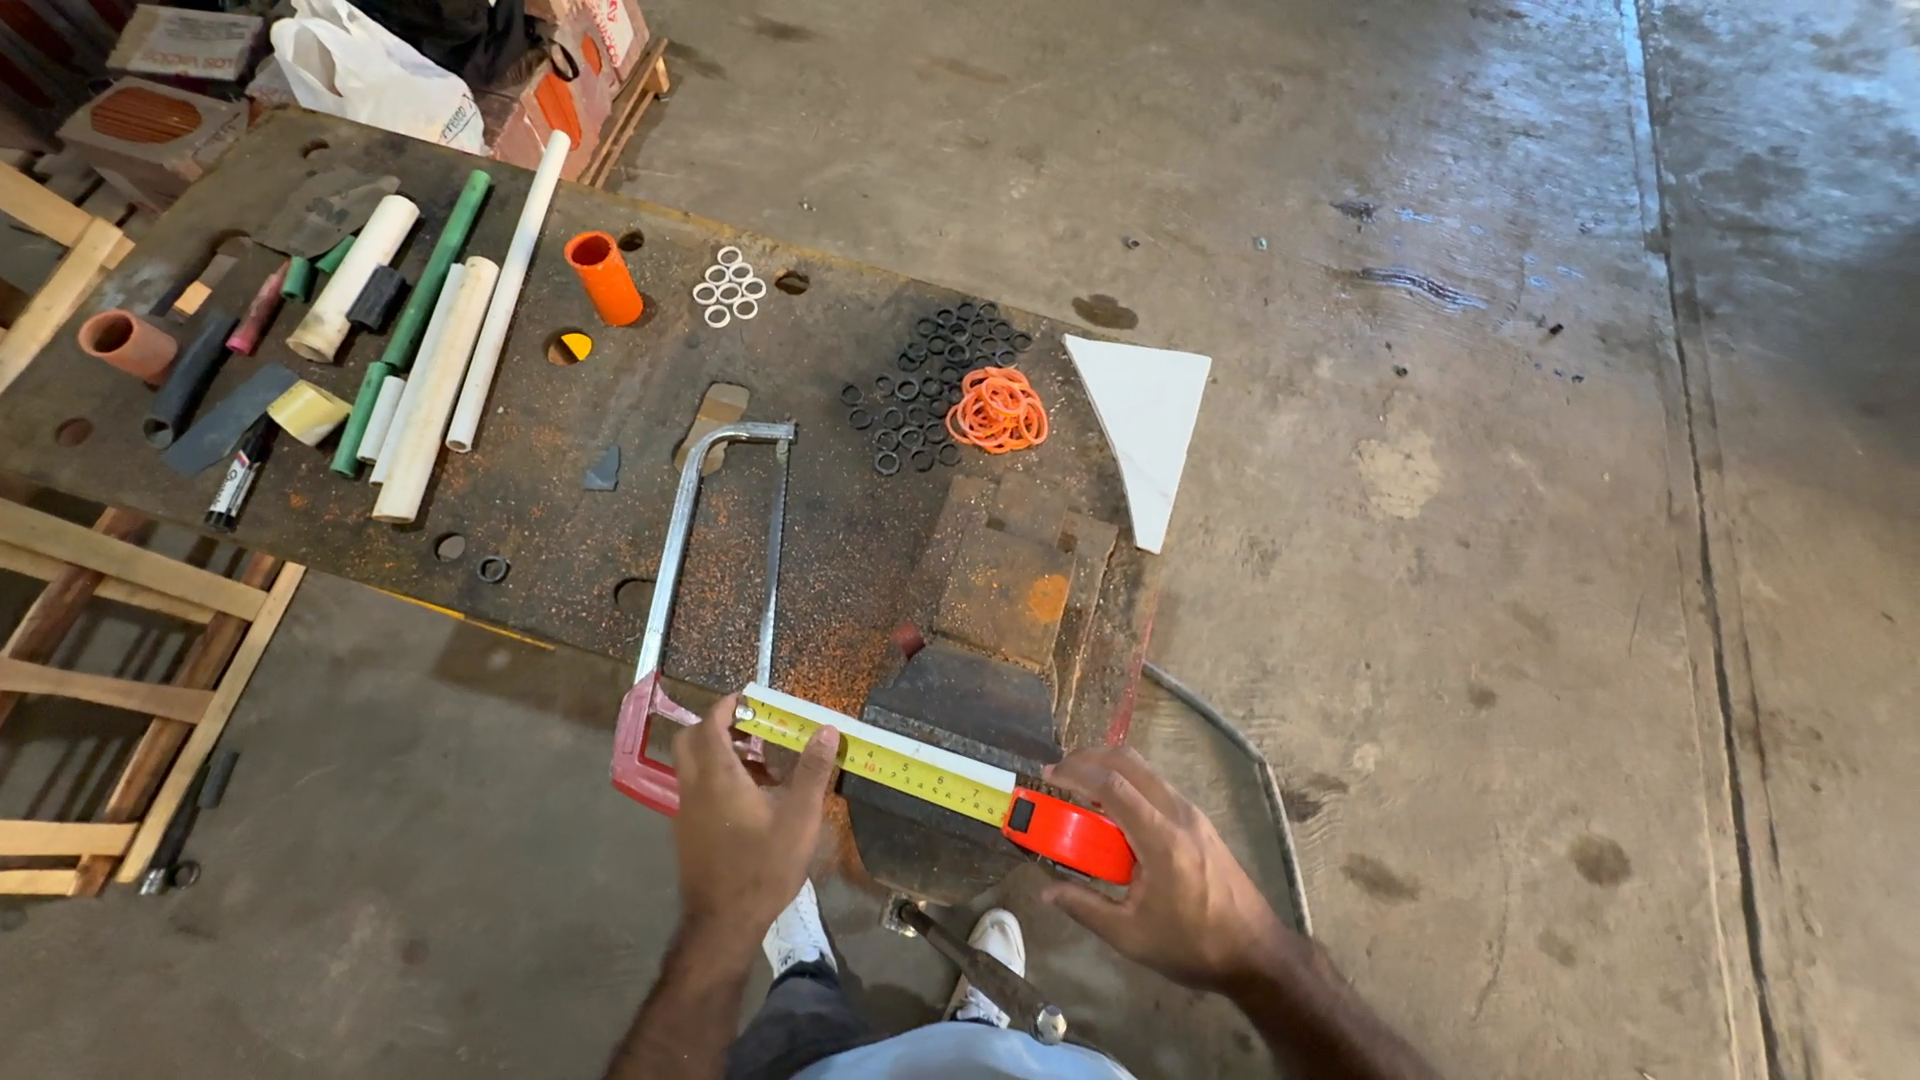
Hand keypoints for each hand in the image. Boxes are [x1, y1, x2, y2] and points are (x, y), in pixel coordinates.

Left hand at [671, 692, 839, 948]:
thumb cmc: (763, 866)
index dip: (726, 706)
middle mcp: (694, 788)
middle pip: (691, 740)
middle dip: (718, 725)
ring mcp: (687, 813)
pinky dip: (719, 778)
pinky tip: (753, 799)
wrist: (724, 924)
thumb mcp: (800, 817)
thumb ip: (813, 770)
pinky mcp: (688, 833)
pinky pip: (699, 789)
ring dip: (721, 753)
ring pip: (694, 766)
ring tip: (763, 762)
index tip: (749, 698)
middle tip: (753, 725)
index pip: (710, 724)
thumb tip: (827, 729)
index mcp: (718, 777)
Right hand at [1041, 746, 1301, 992]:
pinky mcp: (1199, 821)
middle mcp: (1179, 814)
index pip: (1112, 786)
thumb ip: (1085, 907)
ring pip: (1145, 770)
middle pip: (1129, 762)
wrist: (1258, 953)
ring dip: (1109, 768)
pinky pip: (1156, 786)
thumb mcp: (1131, 936)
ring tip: (1080, 789)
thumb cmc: (1194, 945)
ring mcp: (1192, 814)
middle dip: (1089, 758)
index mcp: (1162, 839)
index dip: (1076, 774)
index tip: (1048, 776)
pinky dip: (1127, 783)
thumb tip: (1047, 889)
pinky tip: (1113, 810)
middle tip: (1060, 774)